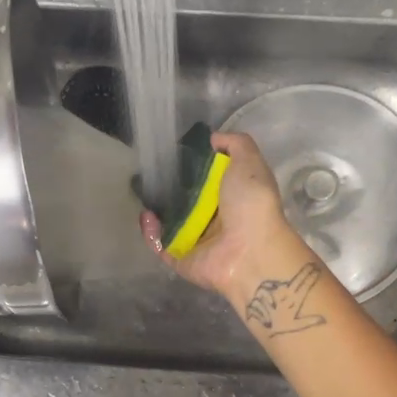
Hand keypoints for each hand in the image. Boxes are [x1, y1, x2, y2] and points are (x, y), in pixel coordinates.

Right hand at [141, 131, 314, 303]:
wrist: (251, 250)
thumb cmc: (252, 202)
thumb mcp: (249, 162)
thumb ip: (235, 144)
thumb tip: (213, 138)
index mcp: (231, 197)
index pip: (205, 181)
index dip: (189, 168)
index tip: (172, 156)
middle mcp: (213, 220)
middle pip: (183, 202)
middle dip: (166, 189)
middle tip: (150, 174)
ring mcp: (195, 241)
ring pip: (167, 223)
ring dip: (154, 209)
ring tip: (145, 193)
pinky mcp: (180, 258)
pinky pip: (159, 244)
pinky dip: (150, 231)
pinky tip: (148, 215)